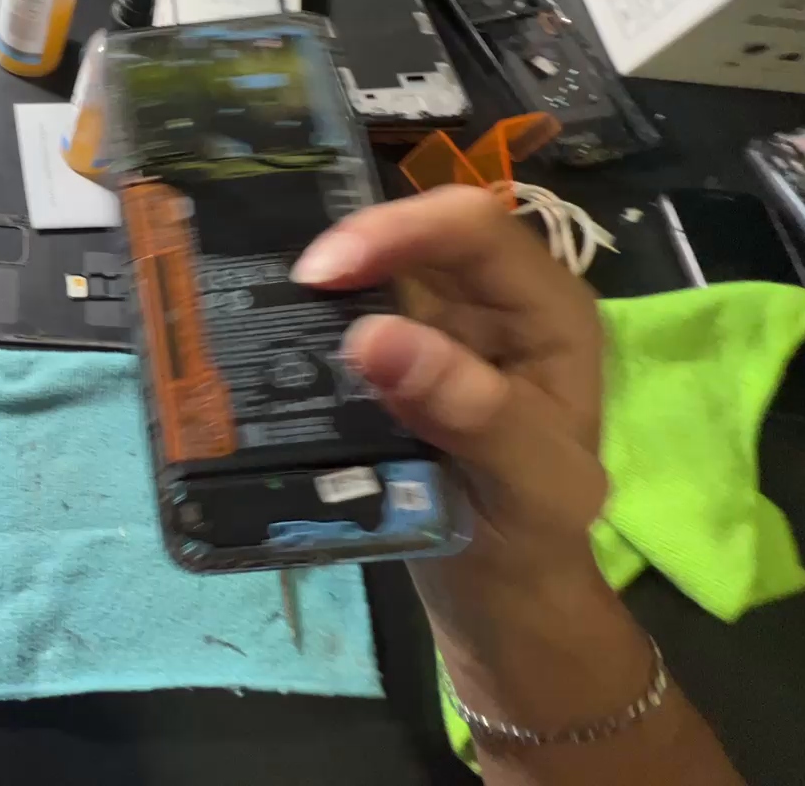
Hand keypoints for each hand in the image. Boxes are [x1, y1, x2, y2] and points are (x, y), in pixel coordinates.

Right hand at [291, 185, 606, 619]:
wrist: (492, 577)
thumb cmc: (529, 530)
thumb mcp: (529, 485)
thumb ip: (473, 412)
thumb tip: (371, 337)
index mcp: (543, 311)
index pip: (475, 232)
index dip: (398, 231)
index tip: (320, 273)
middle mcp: (485, 299)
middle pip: (416, 229)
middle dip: (349, 242)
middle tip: (285, 285)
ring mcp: (429, 319)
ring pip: (372, 259)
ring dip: (318, 271)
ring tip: (261, 294)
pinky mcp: (382, 344)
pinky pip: (341, 305)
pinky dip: (302, 309)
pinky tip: (266, 323)